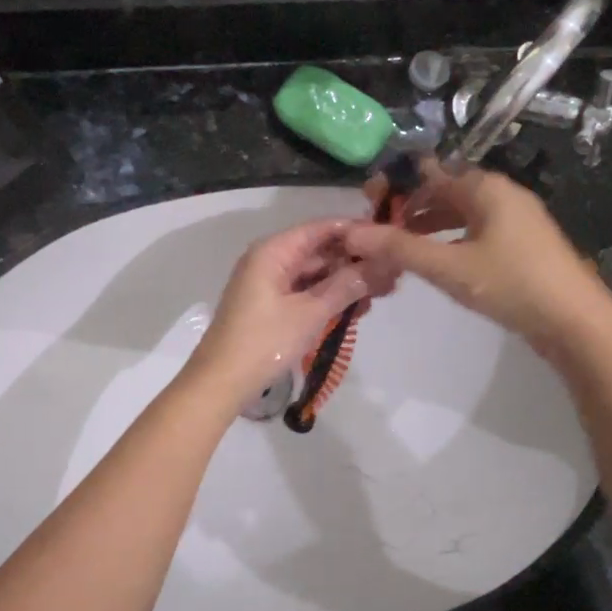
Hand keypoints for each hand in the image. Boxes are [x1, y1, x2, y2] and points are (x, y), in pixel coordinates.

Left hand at [183, 219, 397, 409]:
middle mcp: (268, 259)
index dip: (354, 232)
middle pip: (317, 250)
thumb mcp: (310, 313)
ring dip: (343, 281)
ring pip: (312, 273)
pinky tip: (355, 308)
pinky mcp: (268, 304)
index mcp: (273, 251)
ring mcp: (267, 282)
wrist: (220, 382)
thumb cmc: (264, 342)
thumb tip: (381, 264)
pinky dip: (327, 296)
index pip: (320, 228)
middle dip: (353, 261)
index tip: (388, 240)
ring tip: (381, 294)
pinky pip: (303, 291)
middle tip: (391, 275)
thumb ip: (346, 286)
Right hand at [348, 161, 604, 351]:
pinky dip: (451, 239)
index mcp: (486, 187)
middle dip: (410, 207)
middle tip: (378, 230)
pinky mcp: (523, 244)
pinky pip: (476, 230)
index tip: (367, 205)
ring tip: (399, 248)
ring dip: (429, 225)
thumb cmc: (512, 284)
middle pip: (446, 190)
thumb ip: (399, 248)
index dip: (396, 184)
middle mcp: (502, 194)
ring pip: (461, 212)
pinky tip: (436, 261)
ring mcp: (516, 219)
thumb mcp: (449, 268)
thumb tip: (351, 232)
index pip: (430, 172)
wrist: (577, 323)